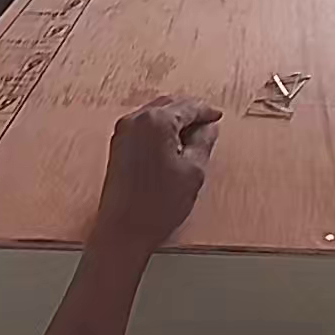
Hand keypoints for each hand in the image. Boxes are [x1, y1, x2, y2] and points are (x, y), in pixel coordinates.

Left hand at [92, 97, 221, 252]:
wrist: (123, 229)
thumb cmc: (156, 205)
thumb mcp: (193, 171)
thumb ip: (203, 142)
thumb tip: (209, 128)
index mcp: (156, 122)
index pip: (188, 107)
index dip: (206, 111)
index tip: (216, 116)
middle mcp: (135, 121)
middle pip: (169, 105)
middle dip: (189, 112)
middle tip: (207, 125)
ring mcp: (123, 132)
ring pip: (155, 114)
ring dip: (174, 120)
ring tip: (192, 137)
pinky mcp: (117, 145)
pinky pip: (143, 126)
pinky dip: (159, 129)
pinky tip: (171, 145)